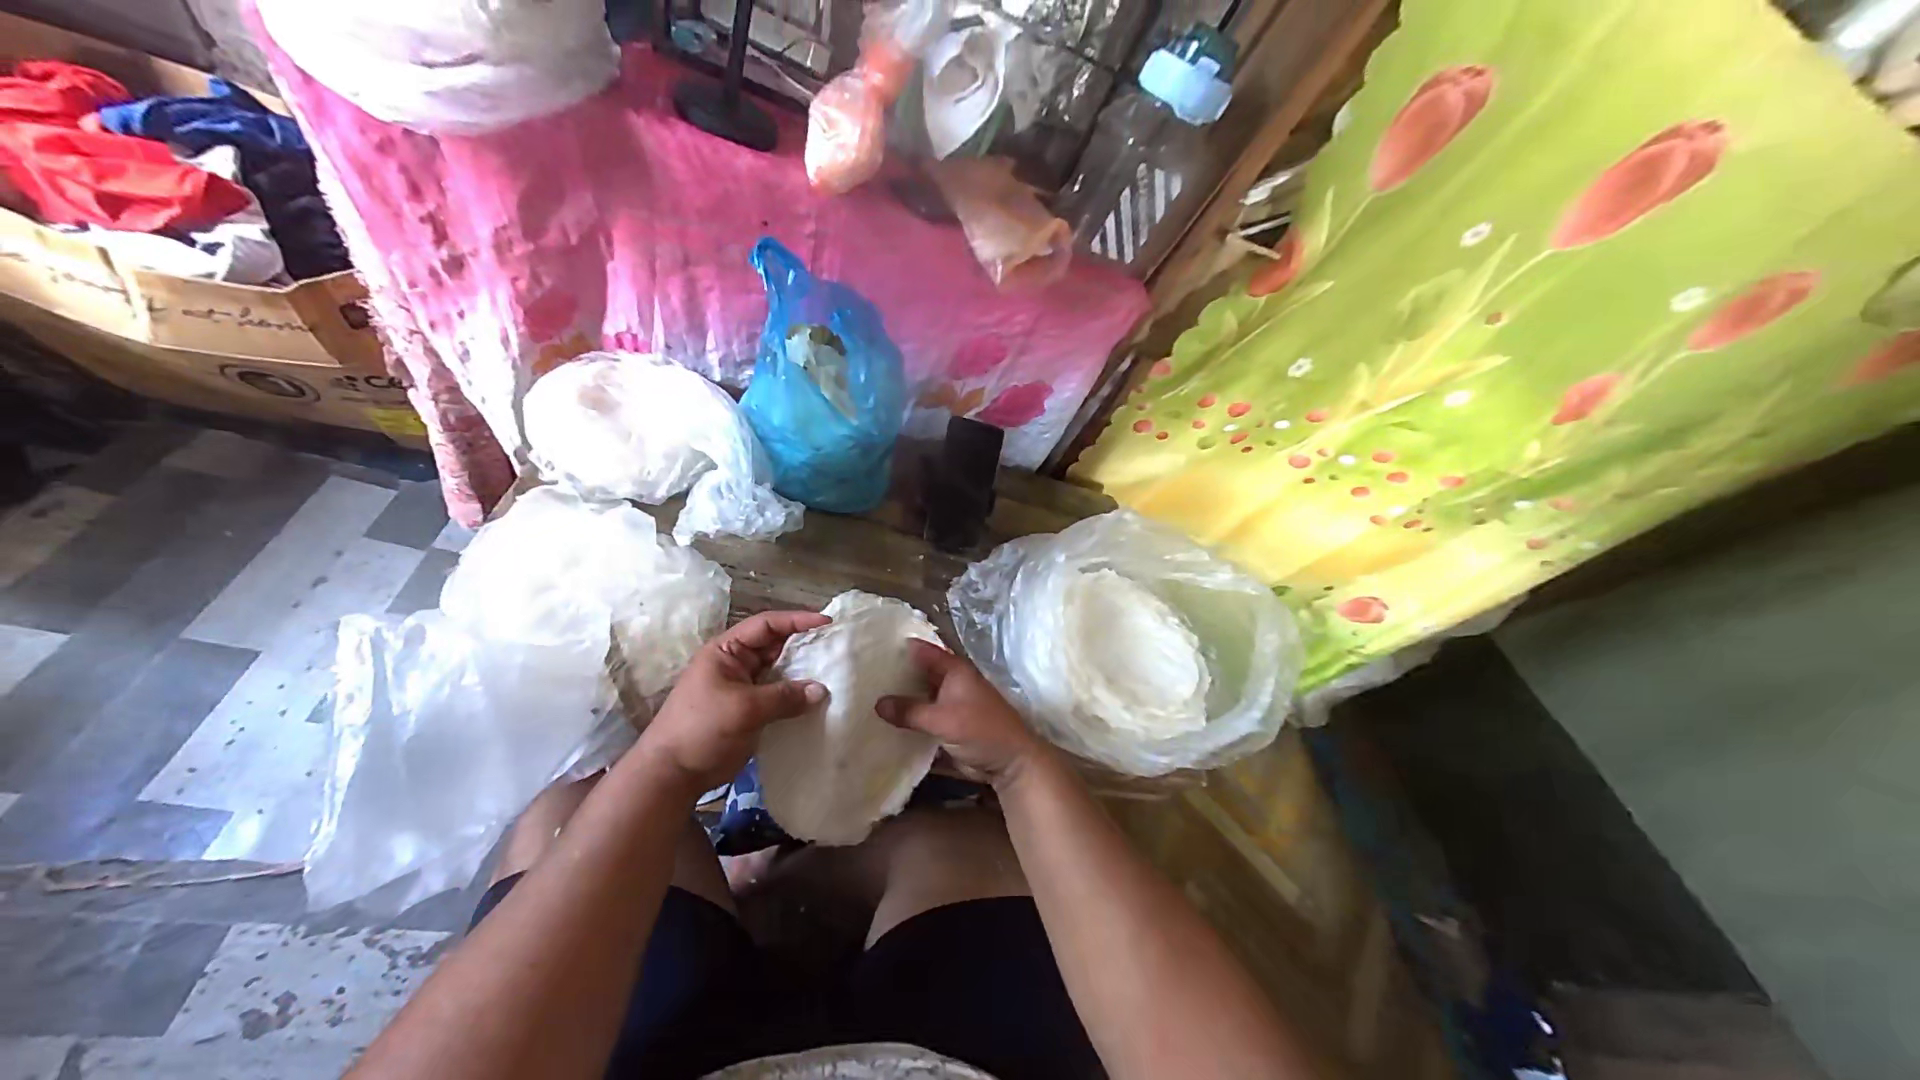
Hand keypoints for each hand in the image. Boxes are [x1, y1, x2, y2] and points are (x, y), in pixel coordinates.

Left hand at [636, 610, 829, 795]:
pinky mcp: (751, 711)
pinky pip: (779, 696)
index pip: (766, 624)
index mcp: (726, 651)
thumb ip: (784, 697)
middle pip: (776, 646)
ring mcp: (744, 688)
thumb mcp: (744, 709)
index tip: (827, 622)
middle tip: (837, 647)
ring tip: (835, 671)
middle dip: (805, 646)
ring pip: (780, 672)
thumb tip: (821, 690)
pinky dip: (797, 696)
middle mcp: (736, 664)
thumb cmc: (702, 729)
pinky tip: (819, 699)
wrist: (672, 774)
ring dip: (804, 673)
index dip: (797, 620)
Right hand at [876, 639, 1048, 787]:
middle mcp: (948, 683)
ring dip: (896, 701)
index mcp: (954, 670)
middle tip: (857, 675)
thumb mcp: (944, 719)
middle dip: (892, 675)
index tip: (868, 646)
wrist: (1010, 763)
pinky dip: (903, 721)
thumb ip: (911, 711)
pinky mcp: (943, 727)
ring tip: (860, 697)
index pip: (922, 650)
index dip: (898, 646)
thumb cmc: (982, 731)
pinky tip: (877, 723)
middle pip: (915, 674)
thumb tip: (877, 703)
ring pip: (915, 698)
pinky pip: (918, 720)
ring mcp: (945, 706)